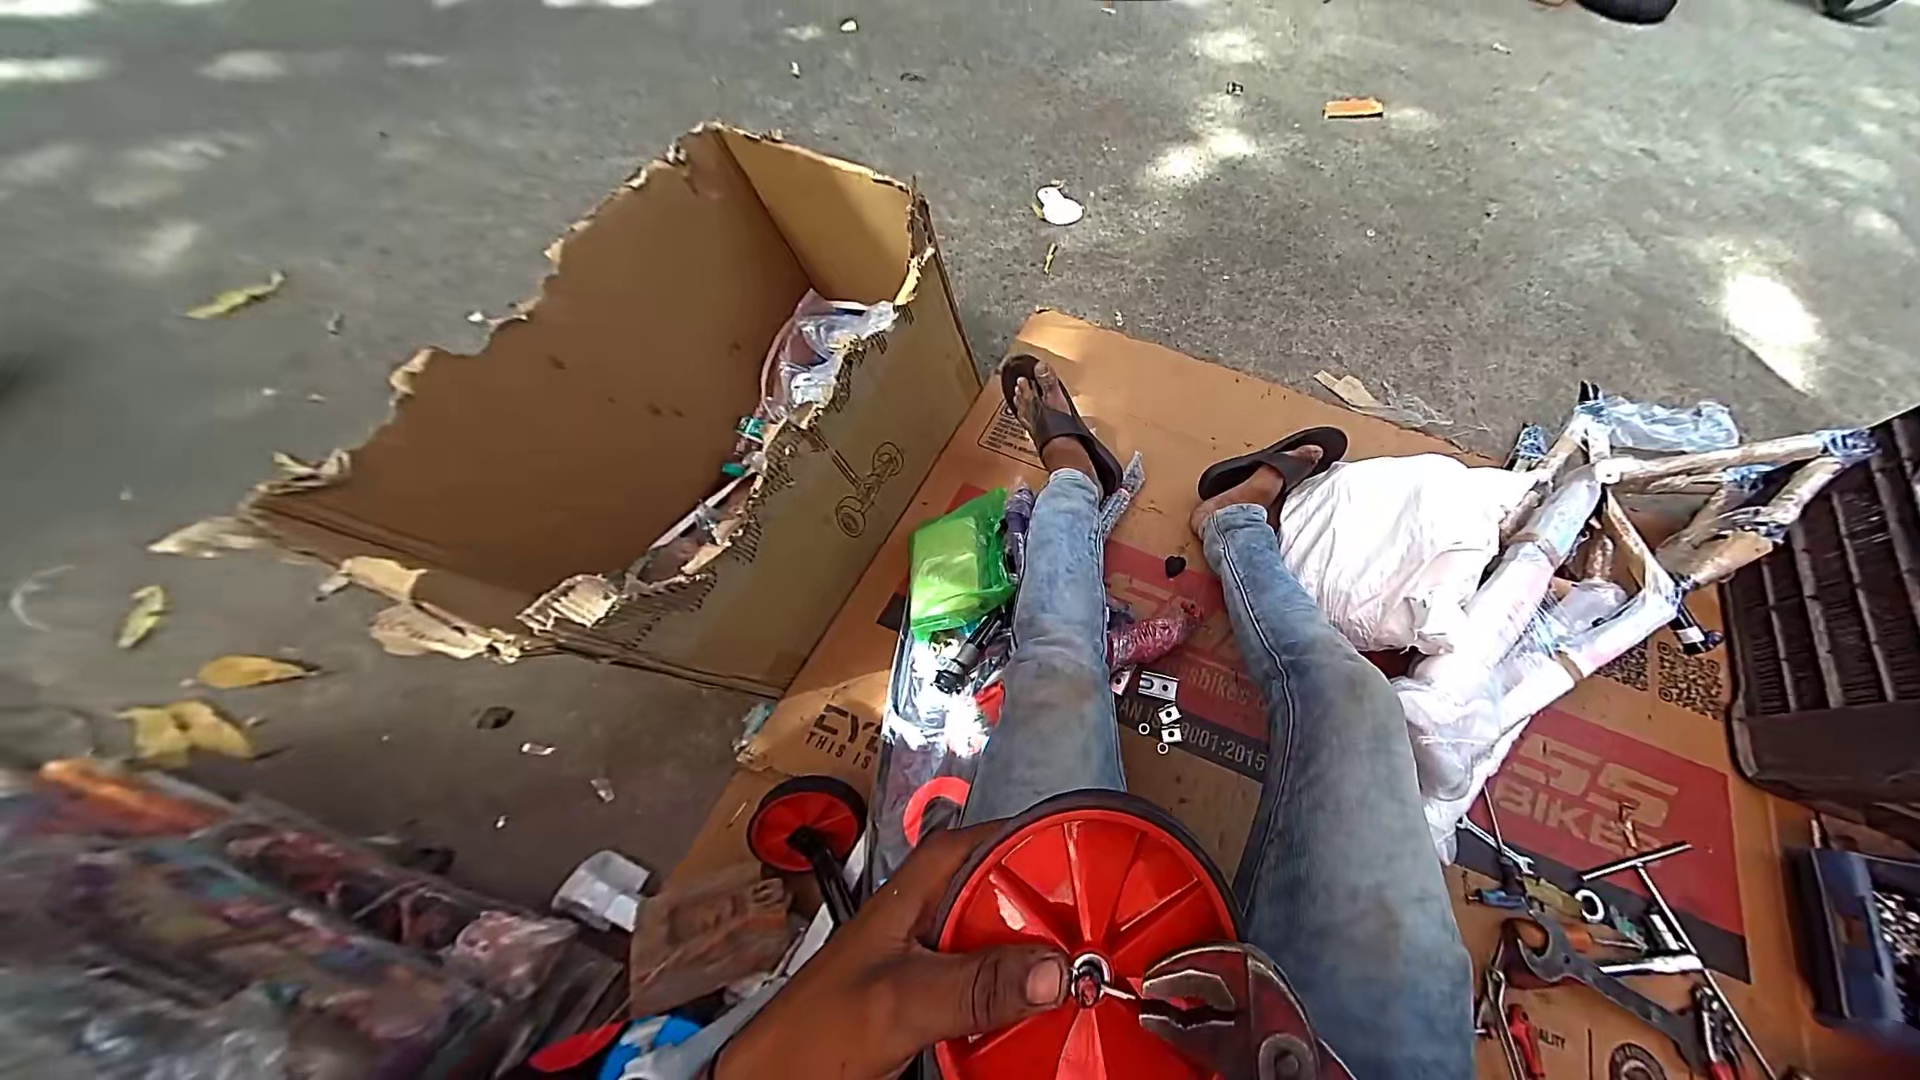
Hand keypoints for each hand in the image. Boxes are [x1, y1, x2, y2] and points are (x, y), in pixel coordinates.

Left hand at [714, 822, 1068, 1079]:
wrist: (784, 1074)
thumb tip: (1053, 968)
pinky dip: (1025, 983)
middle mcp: (941, 895)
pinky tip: (1049, 1003)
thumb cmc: (822, 1021)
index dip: (1048, 845)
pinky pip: (998, 970)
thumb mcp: (902, 997)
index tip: (1097, 870)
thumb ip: (974, 983)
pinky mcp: (945, 977)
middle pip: (1013, 883)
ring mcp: (944, 937)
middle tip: (1106, 931)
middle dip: (1057, 904)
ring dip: (1045, 947)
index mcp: (930, 874)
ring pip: (1010, 928)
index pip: (1002, 836)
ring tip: (1090, 965)